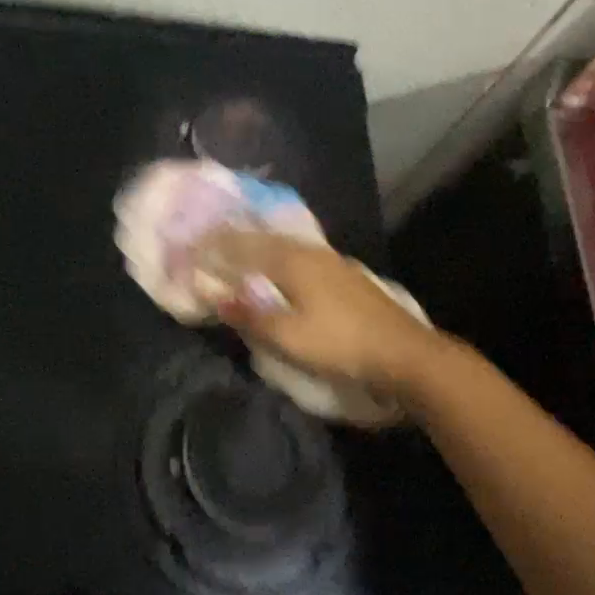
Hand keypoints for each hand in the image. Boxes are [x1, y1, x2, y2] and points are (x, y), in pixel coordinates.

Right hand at [198, 229, 447, 390]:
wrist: (404, 354)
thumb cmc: (341, 344)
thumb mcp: (288, 337)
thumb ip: (250, 314)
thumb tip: (212, 294)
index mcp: (290, 260)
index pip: (242, 245)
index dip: (214, 247)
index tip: (189, 248)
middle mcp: (308, 251)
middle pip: (262, 240)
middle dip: (233, 242)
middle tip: (207, 247)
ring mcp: (330, 261)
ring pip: (282, 247)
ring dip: (256, 249)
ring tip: (237, 256)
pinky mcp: (344, 276)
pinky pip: (298, 258)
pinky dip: (277, 260)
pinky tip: (278, 272)